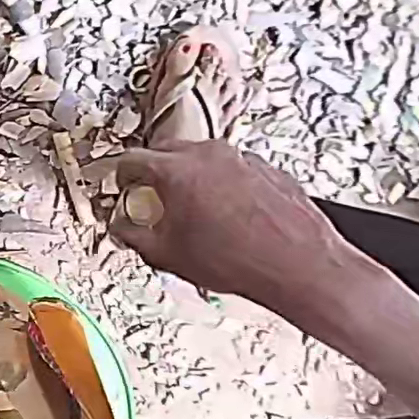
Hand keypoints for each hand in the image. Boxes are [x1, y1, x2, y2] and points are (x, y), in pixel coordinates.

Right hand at [109, 142, 380, 317]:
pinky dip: (220, 184)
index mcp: (176, 171)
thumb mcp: (165, 254)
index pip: (131, 160)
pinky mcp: (266, 168)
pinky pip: (231, 168)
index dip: (120, 175)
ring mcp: (241, 159)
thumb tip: (122, 228)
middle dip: (153, 172)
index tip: (121, 185)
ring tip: (190, 209)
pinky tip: (223, 214)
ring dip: (188, 177)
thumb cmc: (239, 260)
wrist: (299, 266)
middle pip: (165, 151)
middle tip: (150, 196)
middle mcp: (208, 156)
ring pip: (200, 158)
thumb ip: (132, 235)